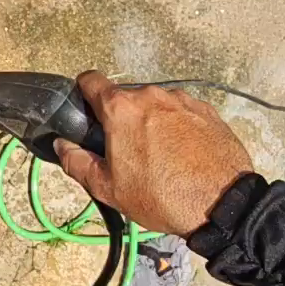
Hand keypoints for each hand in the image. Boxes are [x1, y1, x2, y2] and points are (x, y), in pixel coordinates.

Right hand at [54, 71, 254, 235]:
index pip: (91, 80)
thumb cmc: (163, 195)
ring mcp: (182, 101)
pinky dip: (175, 128)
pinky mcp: (206, 110)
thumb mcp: (107, 188)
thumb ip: (76, 162)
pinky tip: (180, 154)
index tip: (86, 109)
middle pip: (124, 98)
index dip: (83, 93)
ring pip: (154, 105)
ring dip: (149, 123)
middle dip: (120, 119)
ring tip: (157, 156)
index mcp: (121, 109)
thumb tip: (63, 147)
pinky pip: (180, 113)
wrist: (221, 204)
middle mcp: (151, 96)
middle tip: (123, 150)